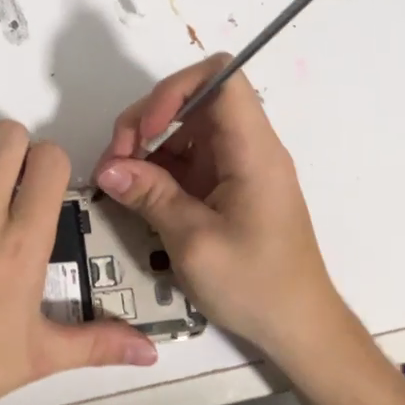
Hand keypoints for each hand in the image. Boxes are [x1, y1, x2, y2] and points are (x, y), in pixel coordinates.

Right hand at [91, 54, 344, 355]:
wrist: (298, 326)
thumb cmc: (256, 285)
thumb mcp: (195, 242)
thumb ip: (151, 197)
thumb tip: (107, 169)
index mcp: (253, 151)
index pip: (221, 78)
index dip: (174, 89)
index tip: (144, 130)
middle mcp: (247, 148)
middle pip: (192, 99)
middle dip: (145, 120)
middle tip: (114, 163)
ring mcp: (235, 166)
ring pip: (182, 128)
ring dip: (144, 146)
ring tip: (117, 181)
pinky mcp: (225, 186)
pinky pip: (185, 158)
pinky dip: (155, 168)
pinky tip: (133, 193)